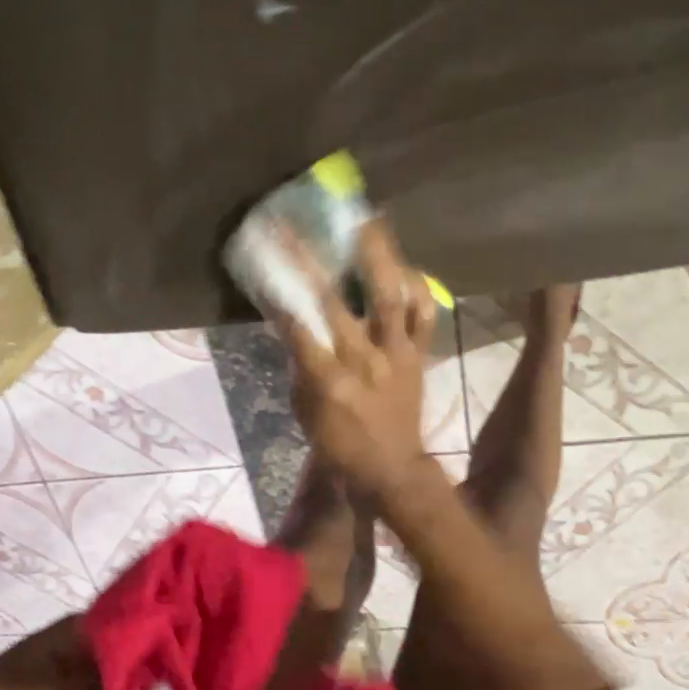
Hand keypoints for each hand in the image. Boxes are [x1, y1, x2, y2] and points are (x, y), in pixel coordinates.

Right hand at [278, 219, 438, 499]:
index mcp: (326, 379)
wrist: (390, 469)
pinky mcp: (419, 354)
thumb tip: (292, 320)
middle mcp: (362, 359)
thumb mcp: (304, 409)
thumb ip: (299, 363)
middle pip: (335, 300)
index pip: (297, 322)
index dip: (279, 286)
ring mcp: (395, 354)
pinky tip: (406, 266)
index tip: (265, 253)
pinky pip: (423, 314)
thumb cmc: (338, 444)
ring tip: (368, 221)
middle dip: (313, 259)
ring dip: (377, 256)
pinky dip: (417, 287)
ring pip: (388, 296)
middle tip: (300, 224)